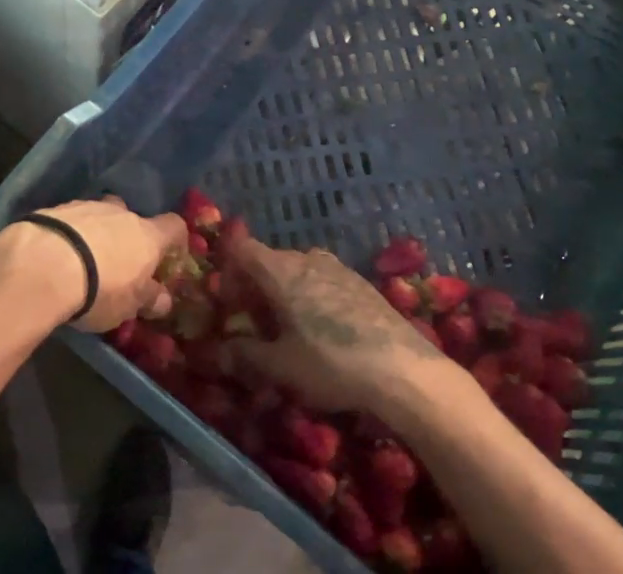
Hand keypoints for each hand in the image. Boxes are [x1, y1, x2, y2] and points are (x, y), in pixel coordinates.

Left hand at [0, 198, 186, 332]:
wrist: (44, 265)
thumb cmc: (99, 289)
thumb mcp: (129, 305)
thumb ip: (149, 298)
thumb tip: (163, 299)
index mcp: (147, 235)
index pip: (174, 226)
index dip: (174, 240)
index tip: (169, 258)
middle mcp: (120, 213)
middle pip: (131, 217)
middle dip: (126, 237)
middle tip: (117, 264)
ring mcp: (85, 206)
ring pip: (98, 215)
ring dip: (95, 233)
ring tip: (81, 260)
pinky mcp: (55, 209)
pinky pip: (70, 219)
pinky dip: (69, 234)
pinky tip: (56, 254)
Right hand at [225, 238, 470, 425]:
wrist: (405, 372)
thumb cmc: (330, 363)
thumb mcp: (279, 366)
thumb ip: (243, 354)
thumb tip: (217, 351)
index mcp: (280, 270)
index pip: (241, 249)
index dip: (229, 272)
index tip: (228, 305)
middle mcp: (307, 259)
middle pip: (269, 261)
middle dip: (255, 288)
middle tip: (253, 325)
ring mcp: (339, 269)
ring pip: (299, 271)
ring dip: (285, 294)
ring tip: (288, 331)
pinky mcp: (363, 285)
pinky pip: (324, 282)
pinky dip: (312, 299)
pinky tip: (323, 333)